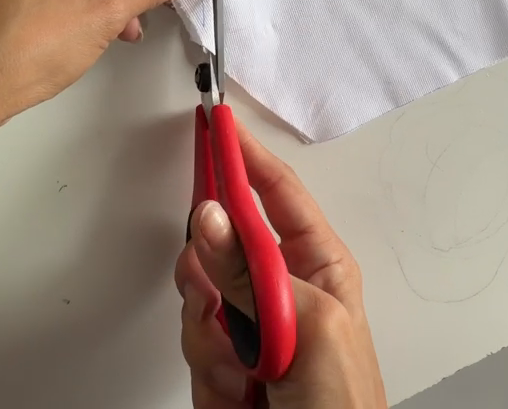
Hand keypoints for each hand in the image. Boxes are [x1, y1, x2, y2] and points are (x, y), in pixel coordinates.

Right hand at [175, 123, 385, 408]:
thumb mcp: (306, 330)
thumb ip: (249, 273)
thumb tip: (211, 216)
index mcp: (317, 264)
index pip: (274, 191)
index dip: (245, 155)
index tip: (217, 124)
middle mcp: (280, 286)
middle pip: (224, 236)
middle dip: (216, 268)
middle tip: (222, 296)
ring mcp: (249, 322)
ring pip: (199, 286)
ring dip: (214, 328)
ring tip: (245, 363)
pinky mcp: (221, 357)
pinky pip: (190, 332)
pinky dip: (206, 361)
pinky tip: (236, 387)